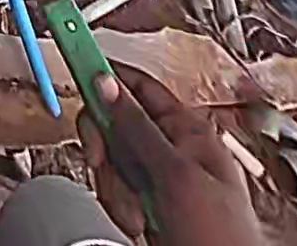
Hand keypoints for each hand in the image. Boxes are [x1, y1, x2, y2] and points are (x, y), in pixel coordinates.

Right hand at [77, 66, 263, 245]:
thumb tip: (105, 81)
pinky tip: (136, 222)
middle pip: (114, 120)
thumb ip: (136, 126)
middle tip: (100, 161)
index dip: (107, 75)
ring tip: (135, 211)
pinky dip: (116, 202)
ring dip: (112, 184)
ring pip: (108, 155)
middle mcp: (170, 147)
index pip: (138, 85)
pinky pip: (112, 183)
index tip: (75, 66)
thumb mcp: (175, 177)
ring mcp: (157, 175)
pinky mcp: (145, 199)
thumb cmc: (221, 240)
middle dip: (104, 147)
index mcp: (187, 131)